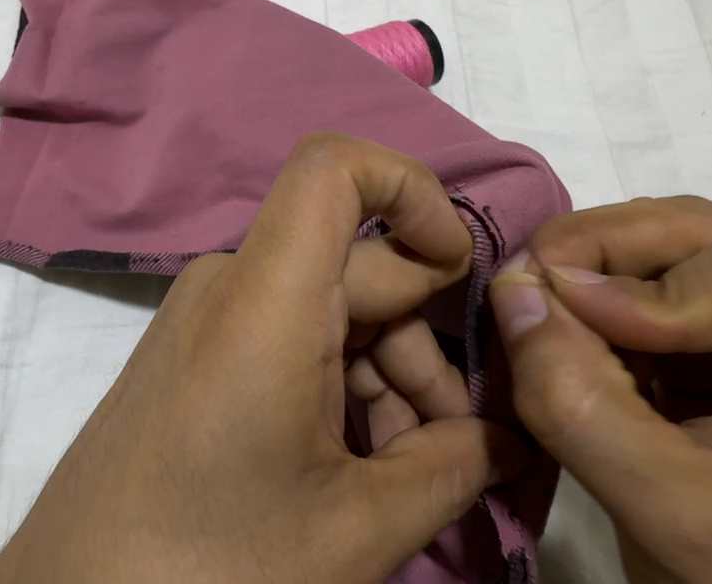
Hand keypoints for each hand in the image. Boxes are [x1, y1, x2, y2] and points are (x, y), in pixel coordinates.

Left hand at [0, 134, 526, 583]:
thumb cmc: (216, 563)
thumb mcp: (356, 527)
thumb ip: (452, 470)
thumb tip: (510, 440)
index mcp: (267, 297)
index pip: (334, 166)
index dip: (410, 188)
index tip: (459, 268)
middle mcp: (234, 282)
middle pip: (359, 263)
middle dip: (426, 341)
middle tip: (466, 441)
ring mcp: (211, 315)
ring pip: (333, 308)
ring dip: (390, 378)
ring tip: (417, 473)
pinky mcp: (201, 350)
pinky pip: (293, 335)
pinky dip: (342, 385)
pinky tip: (363, 468)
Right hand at [489, 196, 711, 583]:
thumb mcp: (680, 526)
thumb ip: (585, 405)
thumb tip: (511, 287)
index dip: (652, 282)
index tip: (556, 303)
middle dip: (613, 253)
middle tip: (529, 277)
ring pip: (691, 256)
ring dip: (600, 273)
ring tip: (539, 305)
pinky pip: (669, 298)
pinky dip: (604, 308)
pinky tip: (566, 332)